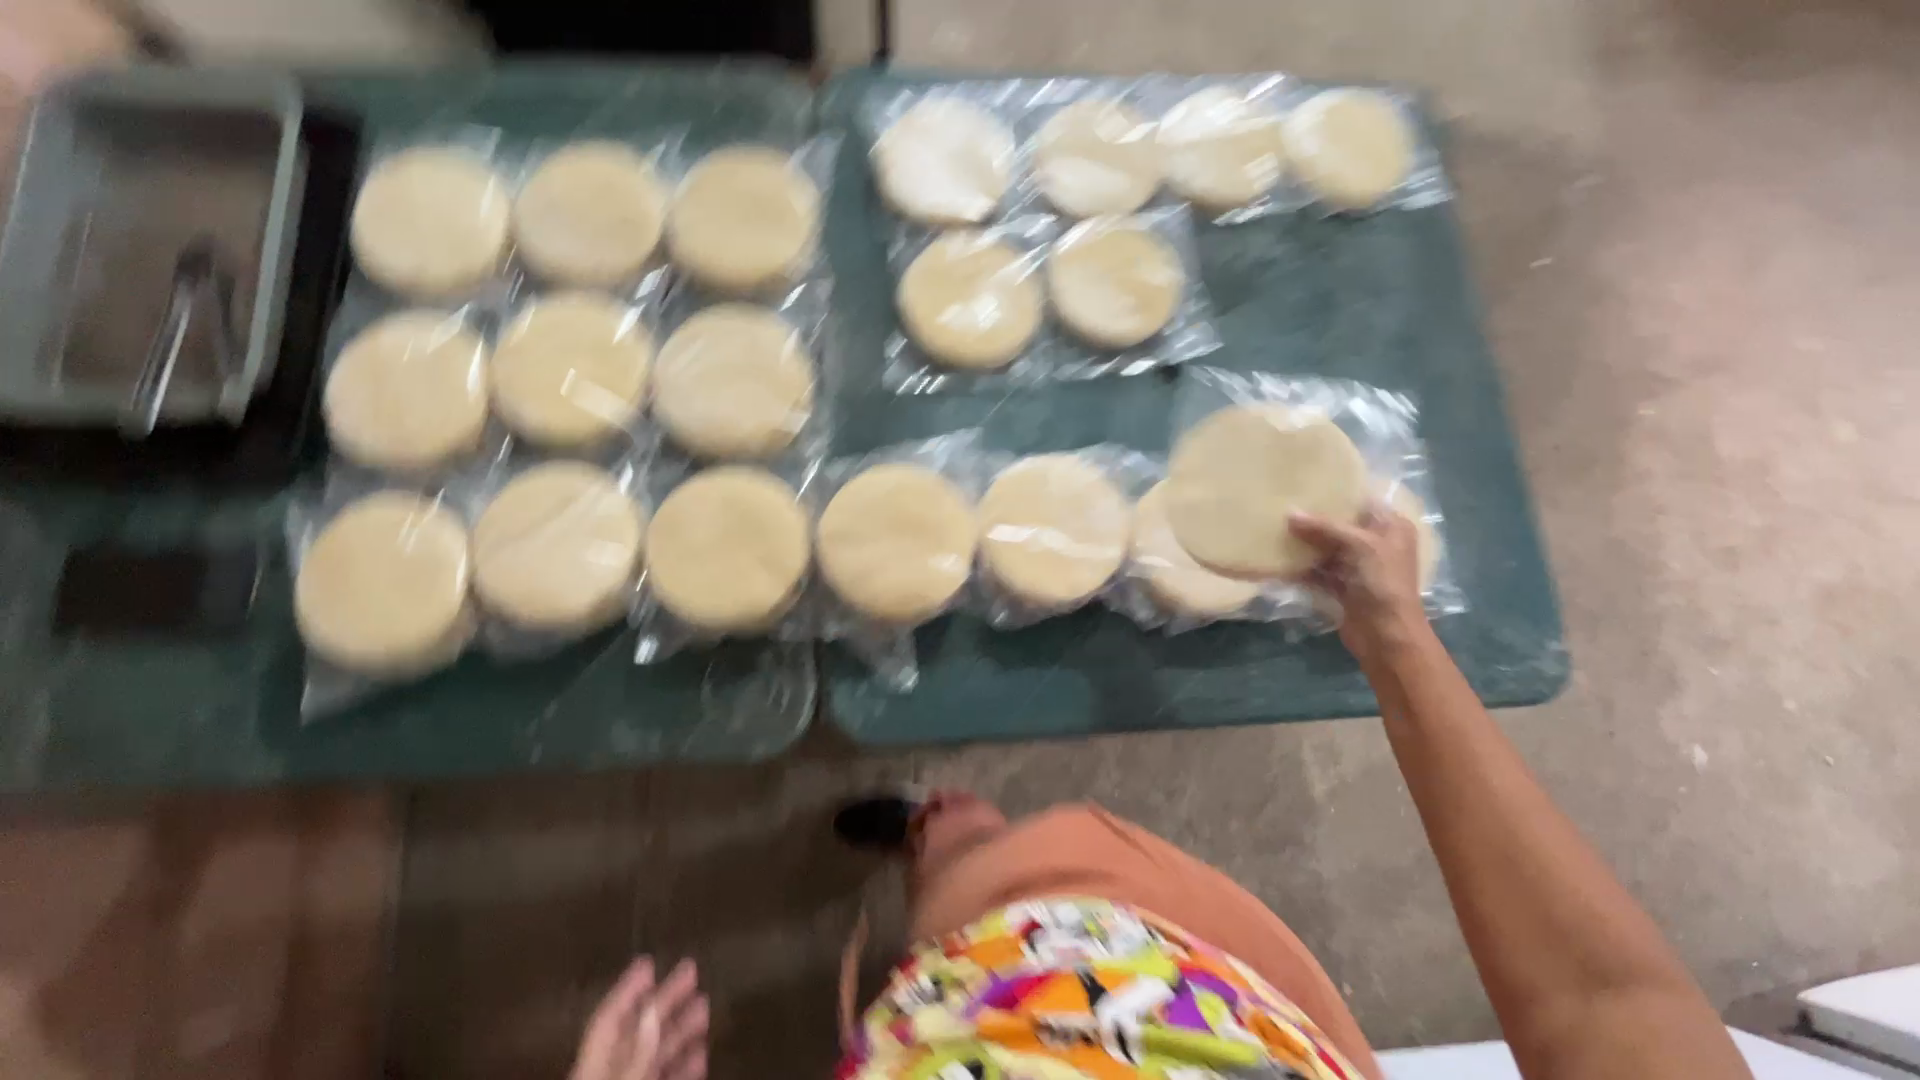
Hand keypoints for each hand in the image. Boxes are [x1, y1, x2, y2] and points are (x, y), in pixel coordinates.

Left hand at [569, 956, 708, 1079]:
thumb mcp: (623, 1078)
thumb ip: (637, 1048)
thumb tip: (653, 1010)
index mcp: (593, 1064)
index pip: (609, 1018)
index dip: (628, 987)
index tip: (648, 960)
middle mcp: (609, 1070)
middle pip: (637, 1030)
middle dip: (664, 998)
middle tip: (690, 968)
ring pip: (655, 1052)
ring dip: (680, 1028)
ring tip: (704, 1003)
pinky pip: (664, 1075)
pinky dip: (682, 1063)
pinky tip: (700, 1052)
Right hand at [1289, 501, 1429, 661]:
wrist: (1387, 634)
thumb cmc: (1383, 582)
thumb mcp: (1360, 545)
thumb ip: (1325, 528)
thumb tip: (1289, 513)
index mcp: (1391, 527)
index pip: (1363, 501)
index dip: (1339, 491)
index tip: (1308, 481)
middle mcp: (1375, 544)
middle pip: (1341, 525)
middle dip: (1315, 518)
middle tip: (1283, 502)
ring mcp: (1357, 567)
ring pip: (1326, 548)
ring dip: (1304, 543)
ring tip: (1274, 526)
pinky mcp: (1341, 588)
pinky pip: (1317, 572)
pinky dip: (1300, 567)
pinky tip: (1278, 558)